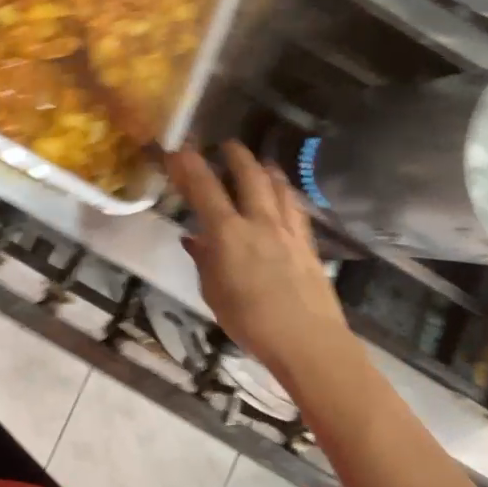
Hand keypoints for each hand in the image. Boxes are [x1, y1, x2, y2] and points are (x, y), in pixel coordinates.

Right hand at [167, 143, 351, 372]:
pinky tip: (285, 194)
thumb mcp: (213, 292)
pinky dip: (286, 194)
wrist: (308, 342)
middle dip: (234, 156)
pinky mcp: (309, 246)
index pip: (204, 188)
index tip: (178, 150)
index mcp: (227, 233)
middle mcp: (259, 223)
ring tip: (259, 161)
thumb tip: (195, 240)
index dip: (189, 165)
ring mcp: (288, 232)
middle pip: (248, 177)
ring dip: (265, 169)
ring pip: (277, 188)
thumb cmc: (249, 321)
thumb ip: (204, 260)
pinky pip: (296, 209)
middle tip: (225, 144)